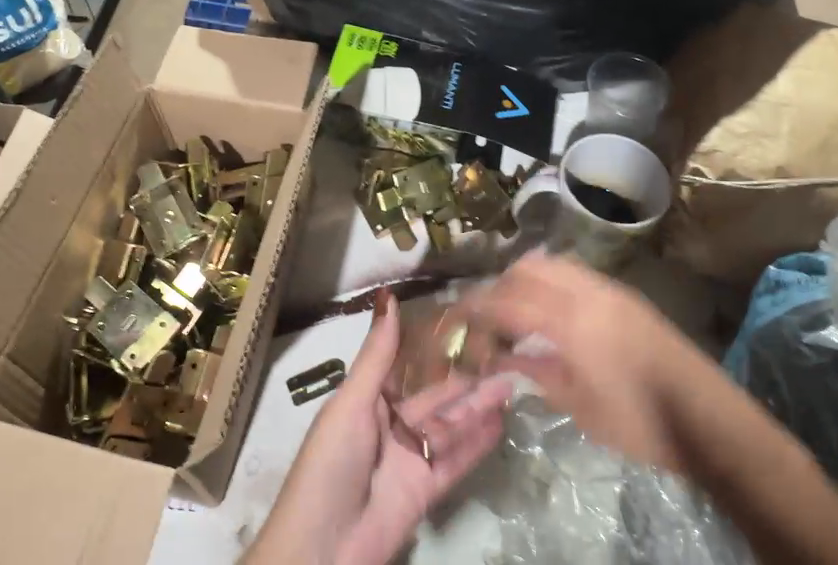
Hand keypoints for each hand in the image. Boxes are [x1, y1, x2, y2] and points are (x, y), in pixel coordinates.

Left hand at [246, 290, 514, 564]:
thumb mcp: (350, 403)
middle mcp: (391, 425)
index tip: (465, 324)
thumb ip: (377, 356)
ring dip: (479, 406)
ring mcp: (410, 458)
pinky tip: (501, 422)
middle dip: (466, 377)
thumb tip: (388, 298)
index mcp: (367, 401)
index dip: (434, 348)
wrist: (324, 546)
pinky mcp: (427, 490)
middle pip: (435, 397)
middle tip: (503, 354)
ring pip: (450, 426)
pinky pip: (456, 460)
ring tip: (512, 382)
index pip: (406, 367)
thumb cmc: (330, 463)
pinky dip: (477, 442)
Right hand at [459, 251, 702, 472]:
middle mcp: (588, 293)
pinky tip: (548, 312)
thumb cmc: (641, 423)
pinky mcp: (625, 295)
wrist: (708, 420)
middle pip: (527, 269)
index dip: (477, 307)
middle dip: (498, 288)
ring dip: (524, 279)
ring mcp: (609, 289)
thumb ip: (537, 372)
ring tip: (514, 312)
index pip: (508, 301)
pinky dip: (550, 281)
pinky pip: (574, 272)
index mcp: (572, 323)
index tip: (456, 317)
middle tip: (485, 318)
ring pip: (552, 264)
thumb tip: (501, 358)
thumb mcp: (580, 406)